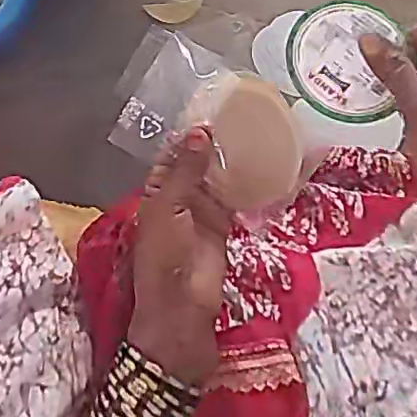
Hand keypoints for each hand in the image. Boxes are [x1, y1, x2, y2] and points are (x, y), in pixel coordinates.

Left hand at [129, 127, 232, 385]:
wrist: (183, 307)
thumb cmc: (165, 254)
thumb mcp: (169, 206)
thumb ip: (187, 170)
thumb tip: (201, 131)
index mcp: (157, 191)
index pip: (173, 155)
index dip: (188, 135)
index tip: (211, 108)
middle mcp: (180, 196)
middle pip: (197, 163)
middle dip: (212, 144)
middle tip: (238, 116)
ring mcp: (202, 211)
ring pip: (216, 177)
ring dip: (228, 160)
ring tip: (251, 131)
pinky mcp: (223, 224)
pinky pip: (233, 196)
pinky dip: (243, 182)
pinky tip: (258, 162)